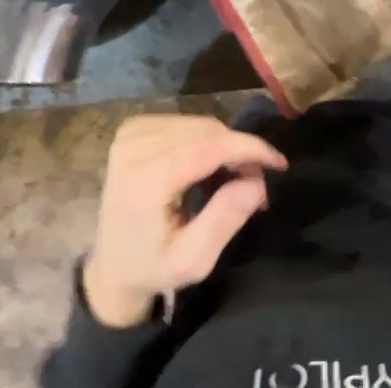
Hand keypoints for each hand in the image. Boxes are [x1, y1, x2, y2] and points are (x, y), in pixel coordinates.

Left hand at [82, 115, 288, 327]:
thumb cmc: (153, 268)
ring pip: (197, 124)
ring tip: (233, 180)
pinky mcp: (131, 130)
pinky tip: (207, 167)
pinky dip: (204, 141)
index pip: (208, 146)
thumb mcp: (193, 261)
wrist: (110, 266)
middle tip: (255, 185)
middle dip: (239, 151)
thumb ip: (224, 219)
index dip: (248, 148)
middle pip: (205, 130)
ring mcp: (129, 134)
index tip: (279, 163)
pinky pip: (183, 123)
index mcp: (146, 181)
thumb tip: (257, 183)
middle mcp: (134, 148)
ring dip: (223, 146)